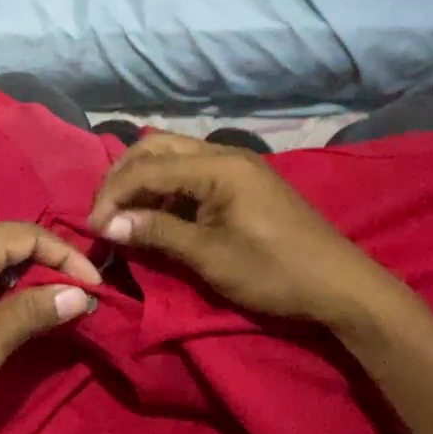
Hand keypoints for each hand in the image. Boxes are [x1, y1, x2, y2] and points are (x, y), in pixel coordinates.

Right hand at [88, 133, 400, 327]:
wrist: (339, 286)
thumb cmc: (274, 272)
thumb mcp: (209, 256)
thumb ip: (157, 233)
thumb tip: (108, 224)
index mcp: (218, 167)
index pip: (147, 168)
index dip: (113, 195)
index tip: (93, 228)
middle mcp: (225, 154)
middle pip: (155, 148)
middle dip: (122, 176)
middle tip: (102, 212)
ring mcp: (236, 165)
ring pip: (171, 156)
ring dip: (142, 180)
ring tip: (122, 214)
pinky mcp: (241, 181)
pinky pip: (190, 171)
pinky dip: (164, 188)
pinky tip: (154, 214)